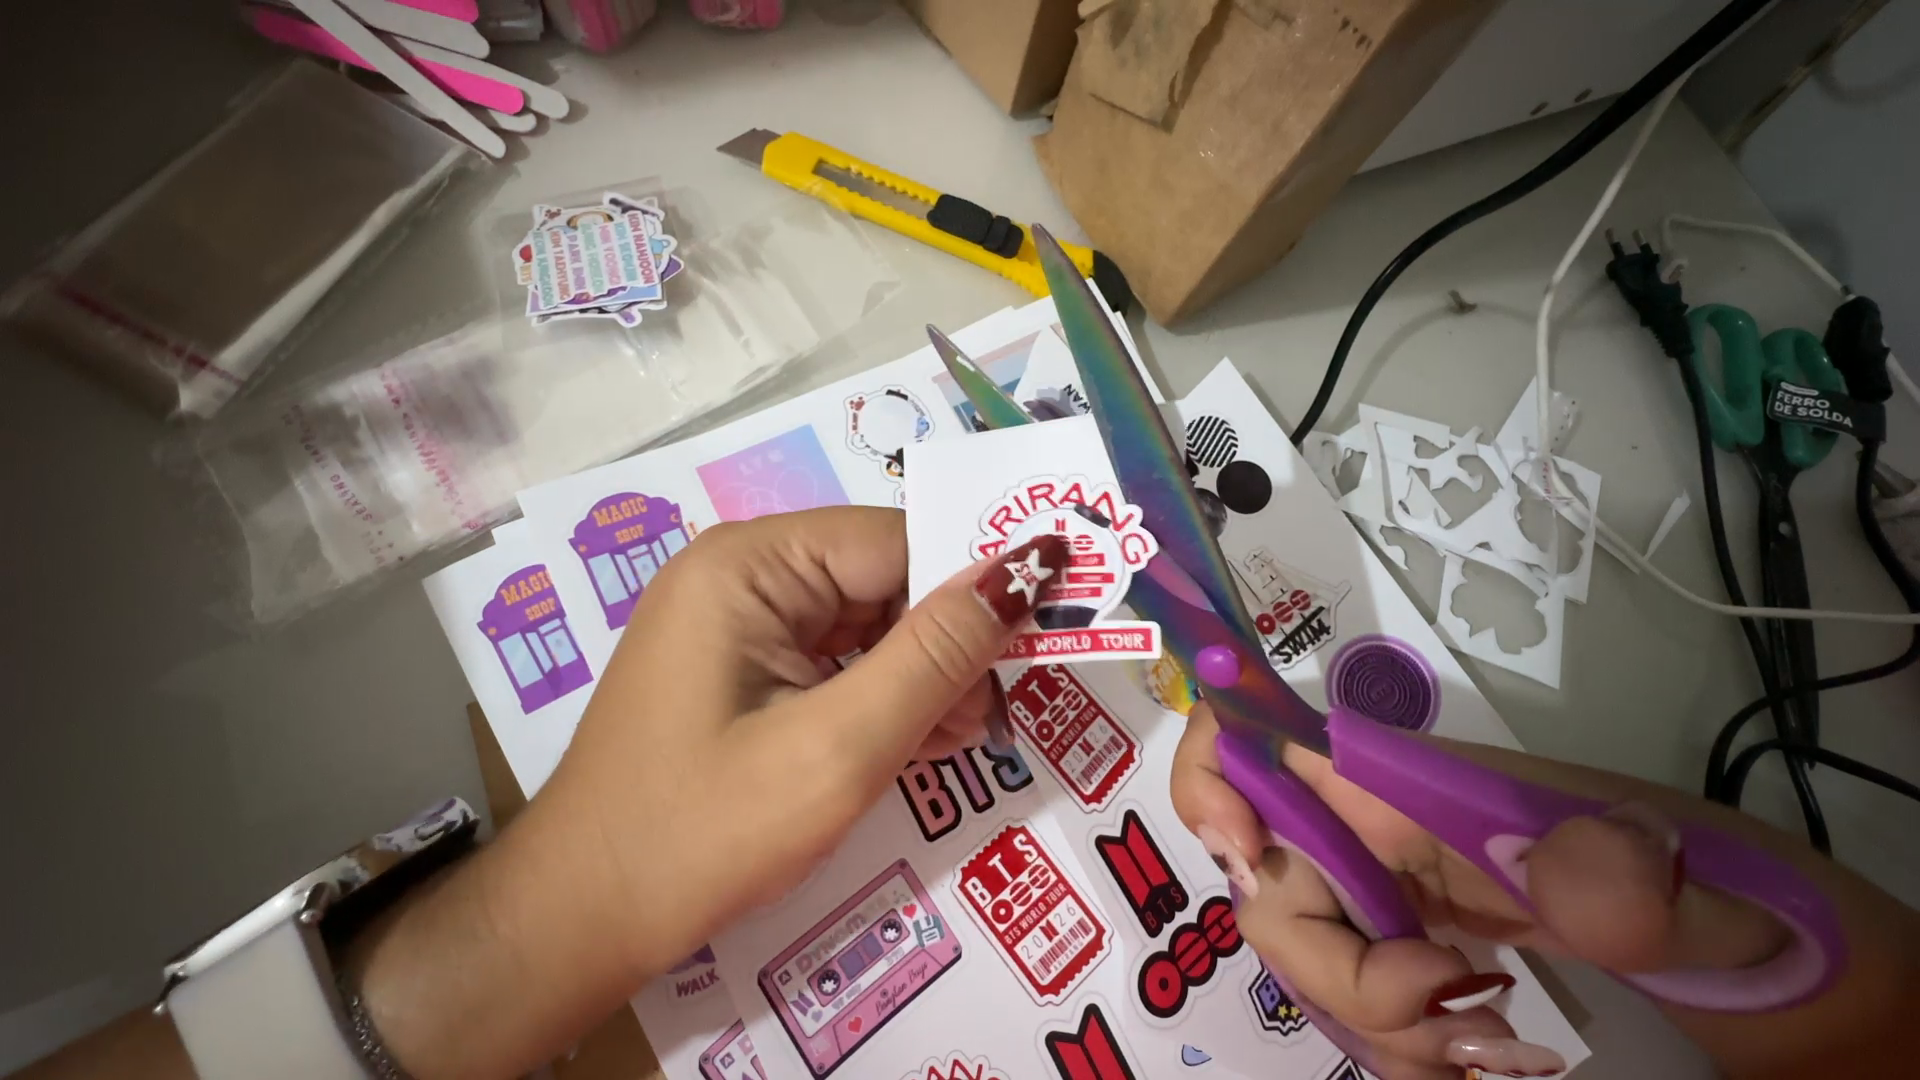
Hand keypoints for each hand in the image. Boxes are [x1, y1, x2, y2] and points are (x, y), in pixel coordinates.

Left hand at [542, 506, 1067, 978]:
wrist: (581, 922)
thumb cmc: (706, 831)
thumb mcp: (841, 745)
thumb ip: (938, 653)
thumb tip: (1028, 566)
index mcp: (752, 564)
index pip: (895, 541)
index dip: (971, 582)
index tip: (1042, 628)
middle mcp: (745, 575)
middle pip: (883, 580)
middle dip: (946, 640)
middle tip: (1003, 701)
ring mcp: (740, 624)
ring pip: (867, 625)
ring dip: (923, 674)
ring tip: (971, 729)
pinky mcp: (745, 669)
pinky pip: (837, 662)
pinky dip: (884, 696)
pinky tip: (927, 737)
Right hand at [1169, 704, 1915, 1078]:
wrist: (1723, 943)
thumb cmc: (1691, 881)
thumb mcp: (1682, 879)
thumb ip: (1622, 877)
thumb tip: (1546, 869)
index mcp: (1391, 773)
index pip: (1251, 734)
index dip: (1208, 776)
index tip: (1241, 854)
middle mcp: (1353, 816)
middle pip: (1260, 875)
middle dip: (1328, 966)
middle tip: (1443, 1011)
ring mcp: (1361, 877)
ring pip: (1289, 940)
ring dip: (1362, 1015)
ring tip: (1478, 1043)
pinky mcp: (1378, 931)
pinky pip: (1329, 983)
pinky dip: (1379, 1033)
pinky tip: (1459, 1048)